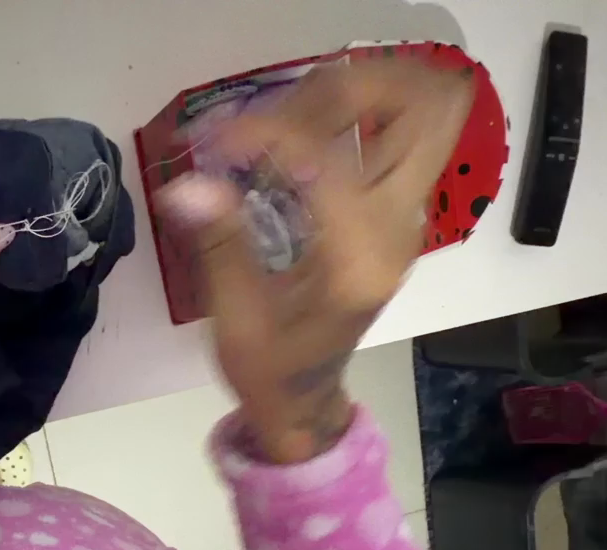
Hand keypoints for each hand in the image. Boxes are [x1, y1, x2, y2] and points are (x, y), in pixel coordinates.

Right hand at [158, 58, 471, 463]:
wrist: (305, 403)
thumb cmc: (268, 372)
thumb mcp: (235, 321)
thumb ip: (220, 246)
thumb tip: (183, 186)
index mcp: (356, 264)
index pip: (328, 160)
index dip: (268, 134)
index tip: (216, 141)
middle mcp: (398, 231)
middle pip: (424, 105)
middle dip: (349, 89)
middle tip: (279, 117)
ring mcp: (405, 220)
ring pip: (424, 110)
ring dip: (359, 95)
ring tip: (287, 123)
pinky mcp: (396, 215)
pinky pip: (399, 135)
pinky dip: (356, 118)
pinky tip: (297, 143)